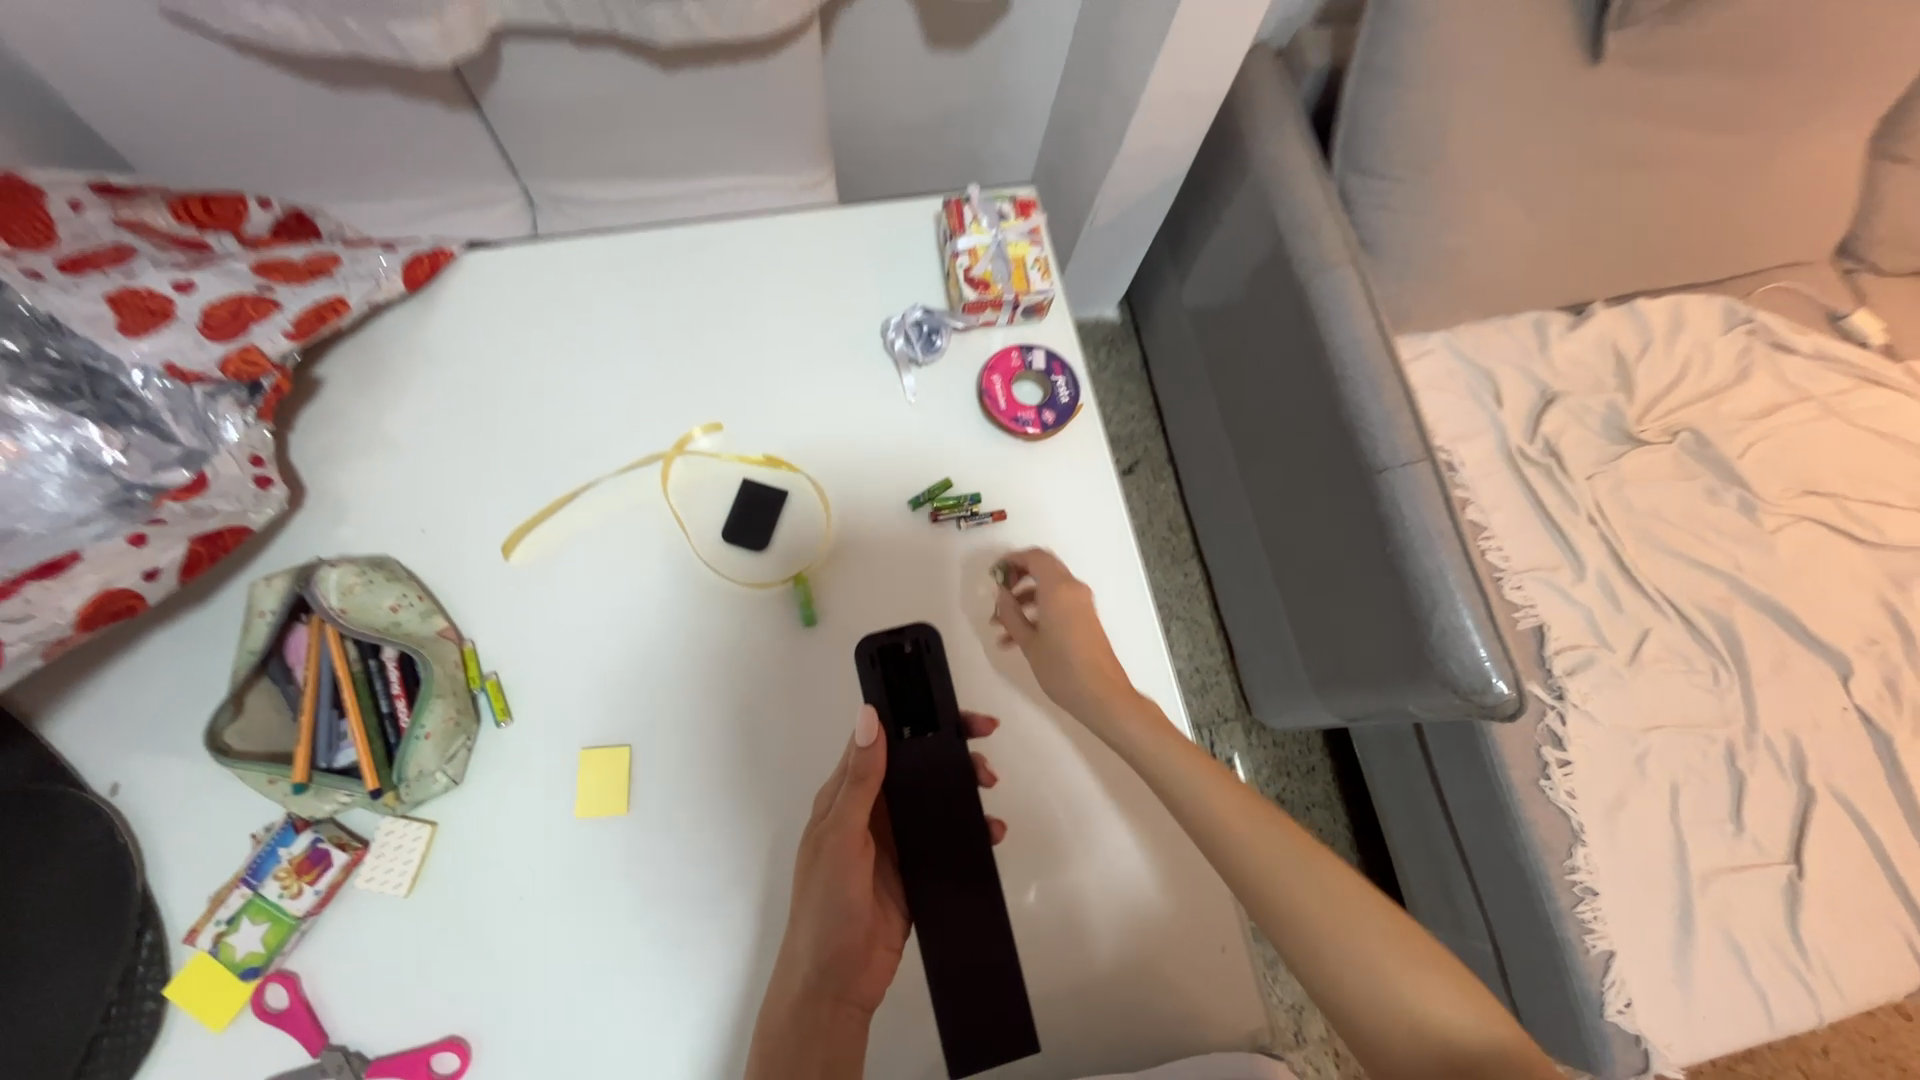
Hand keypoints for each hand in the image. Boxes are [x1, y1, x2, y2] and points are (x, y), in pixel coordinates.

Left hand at [746, 703, 1003, 1078]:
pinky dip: (971, 830)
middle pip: (916, 766)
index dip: (913, 718)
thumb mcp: (841, 837)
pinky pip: (947, 839)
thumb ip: (860, 780)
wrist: (835, 985)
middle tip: (986, 744)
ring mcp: (895, 842)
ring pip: (936, 799)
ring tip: (990, 787)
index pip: (881, 741)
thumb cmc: (826, 906)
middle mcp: (871, 812)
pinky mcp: (916, 871)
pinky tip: (991, 832)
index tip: (952, 711)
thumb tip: (869, 715)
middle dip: (950, 751)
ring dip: (963, 787)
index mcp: (845, 796)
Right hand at [992, 548, 1140, 722]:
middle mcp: (1073, 589)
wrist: (1101, 694)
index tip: (994, 575)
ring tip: (1000, 627)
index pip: (1035, 557)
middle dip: (1017, 580)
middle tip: (998, 598)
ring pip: (1048, 589)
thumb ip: (1011, 613)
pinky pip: (1057, 604)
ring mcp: (1082, 604)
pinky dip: (1037, 611)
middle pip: (1042, 569)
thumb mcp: (1028, 642)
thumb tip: (1001, 593)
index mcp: (1058, 588)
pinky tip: (1016, 639)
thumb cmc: (1061, 668)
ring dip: (1023, 601)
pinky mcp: (1084, 618)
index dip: (1012, 561)